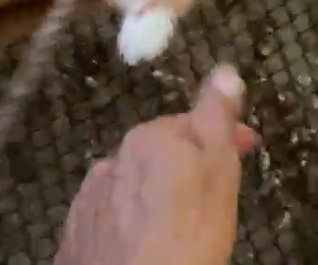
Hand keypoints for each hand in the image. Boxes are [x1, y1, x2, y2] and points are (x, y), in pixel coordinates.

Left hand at [53, 65, 259, 264]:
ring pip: (133, 187)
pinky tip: (144, 246)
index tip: (247, 151)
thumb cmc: (187, 239)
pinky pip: (109, 221)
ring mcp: (85, 206)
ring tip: (179, 224)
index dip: (225, 134)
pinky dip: (128, 226)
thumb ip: (217, 117)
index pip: (194, 121)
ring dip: (155, 194)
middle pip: (161, 153)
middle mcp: (111, 161)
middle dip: (188, 164)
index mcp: (150, 137)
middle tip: (216, 193)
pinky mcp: (70, 247)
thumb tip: (225, 70)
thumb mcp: (219, 172)